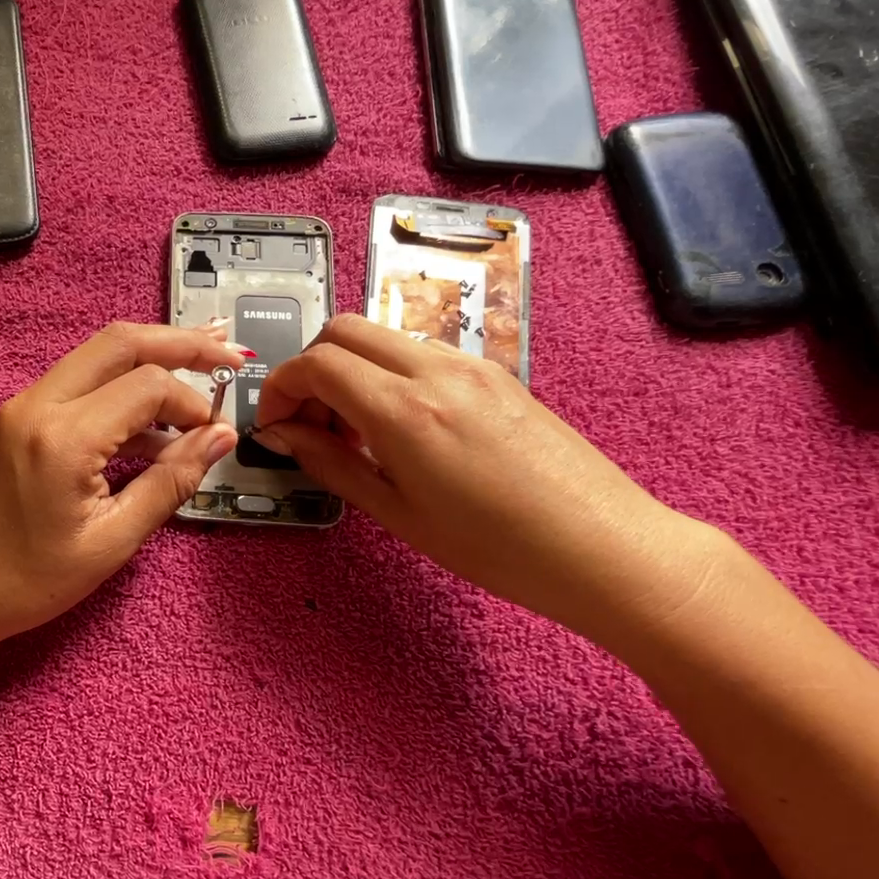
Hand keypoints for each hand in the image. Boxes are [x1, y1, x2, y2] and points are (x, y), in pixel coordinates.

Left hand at [0, 322, 243, 649]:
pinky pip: (75, 386)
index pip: (147, 384)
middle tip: (228, 355)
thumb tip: (220, 437)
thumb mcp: (112, 540)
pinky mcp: (15, 419)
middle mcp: (37, 405)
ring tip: (199, 382)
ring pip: (96, 357)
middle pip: (119, 343)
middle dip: (179, 343)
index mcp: (62, 437)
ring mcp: (20, 407)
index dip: (192, 401)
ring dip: (148, 363)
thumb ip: (170, 481)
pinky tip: (150, 429)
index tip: (213, 434)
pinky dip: (117, 392)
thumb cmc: (28, 580)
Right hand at [252, 314, 710, 632]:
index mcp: (405, 409)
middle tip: (308, 424)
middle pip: (342, 330)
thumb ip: (331, 463)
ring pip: (380, 337)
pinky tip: (394, 430)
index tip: (273, 426)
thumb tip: (282, 434)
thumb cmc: (494, 546)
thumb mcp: (396, 512)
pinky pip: (416, 353)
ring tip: (351, 434)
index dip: (279, 388)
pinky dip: (383, 375)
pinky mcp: (493, 373)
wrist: (604, 548)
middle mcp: (435, 370)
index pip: (316, 363)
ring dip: (346, 370)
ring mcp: (470, 365)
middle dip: (308, 369)